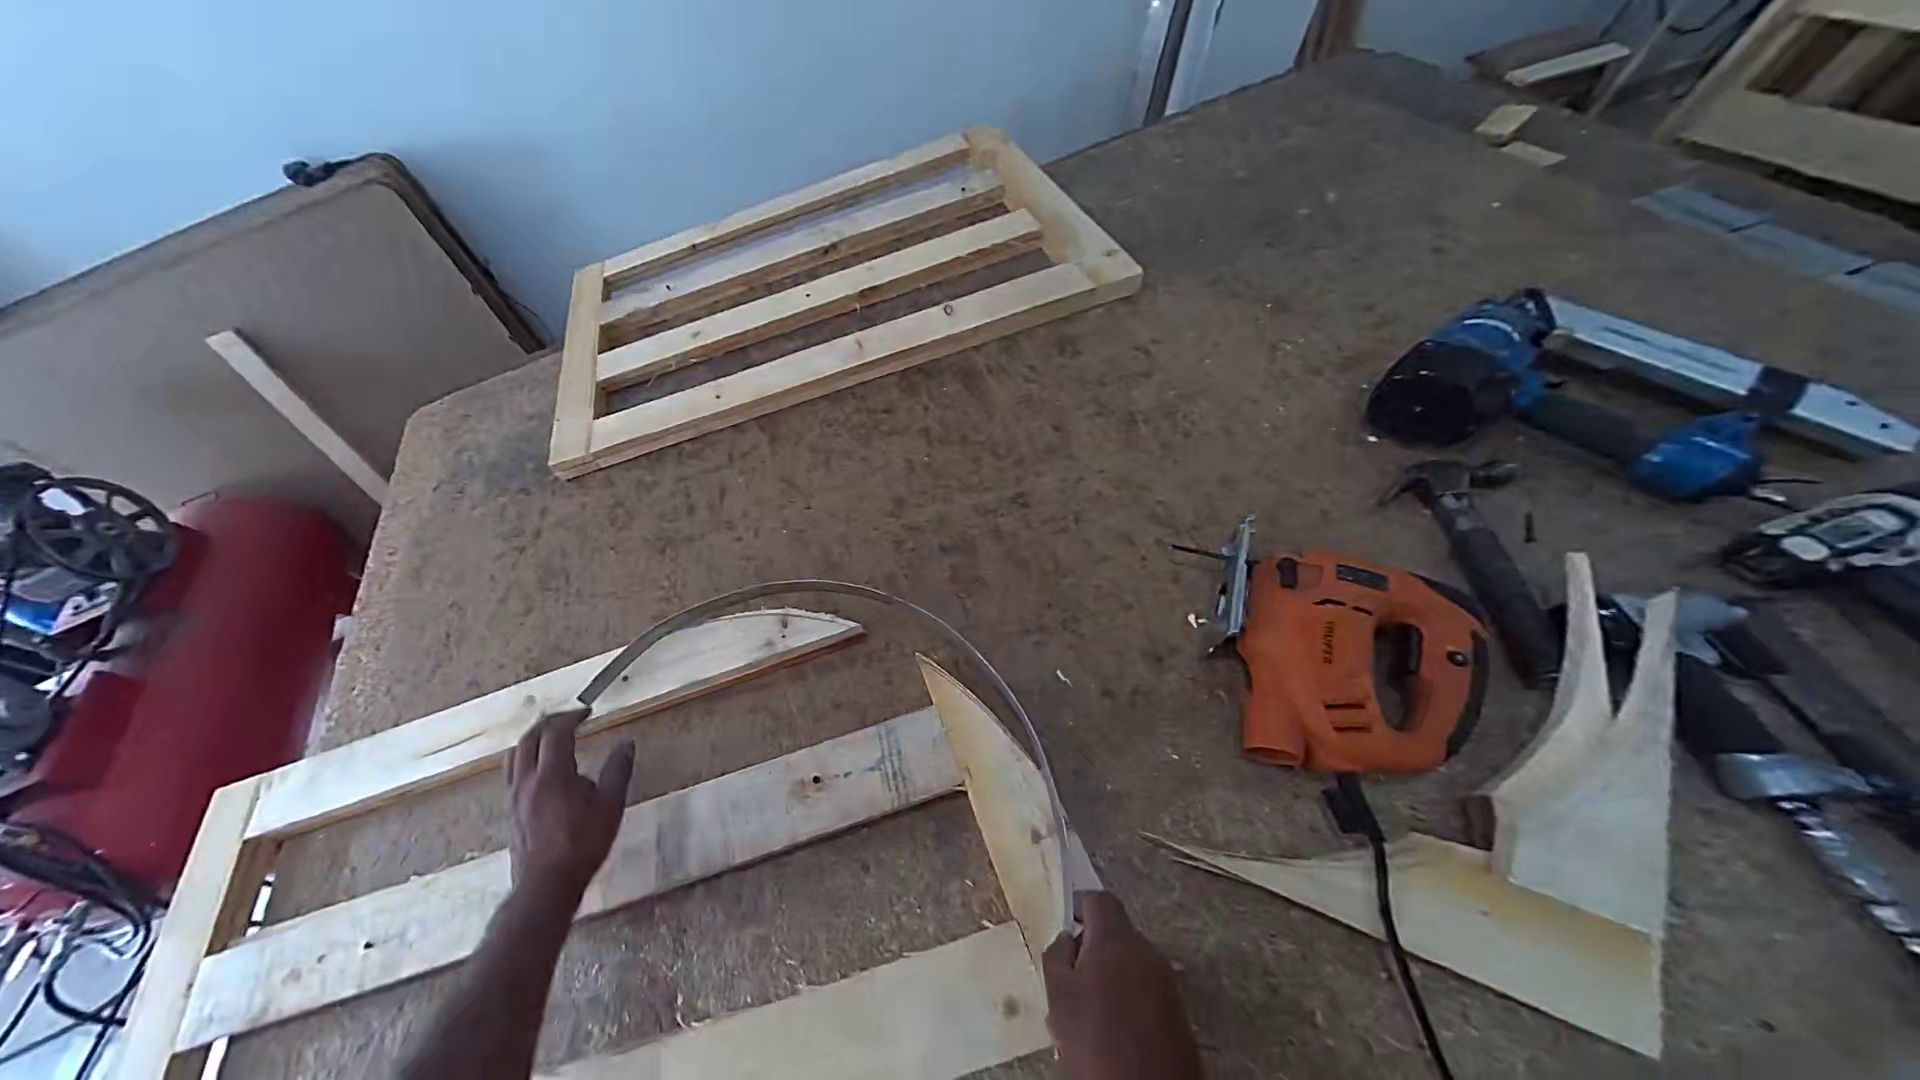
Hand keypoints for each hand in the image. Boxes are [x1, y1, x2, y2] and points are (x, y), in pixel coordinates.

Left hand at [506, 707, 634, 897]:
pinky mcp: (510, 812)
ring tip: (551, 738)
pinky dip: (526, 759)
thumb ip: (618, 769)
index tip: (588, 712)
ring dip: (533, 739)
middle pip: (529, 739)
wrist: (547, 884)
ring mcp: (514, 797)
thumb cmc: (583, 843)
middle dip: (549, 723)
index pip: (556, 733)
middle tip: (569, 718)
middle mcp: (527, 781)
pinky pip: (512, 774)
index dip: (572, 717)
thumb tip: (626, 743)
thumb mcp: (611, 804)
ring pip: (514, 755)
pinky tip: (542, 771)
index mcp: (552, 774)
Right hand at [1043, 892, 1202, 1079]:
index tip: (1067, 922)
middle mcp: (1146, 951)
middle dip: (1092, 946)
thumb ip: (1057, 955)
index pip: (1100, 900)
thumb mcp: (1059, 995)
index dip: (1080, 905)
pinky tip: (1114, 1026)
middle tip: (1071, 977)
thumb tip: (1066, 939)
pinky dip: (1128, 994)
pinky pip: (1146, 986)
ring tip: (1090, 1009)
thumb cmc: (1097, 1039)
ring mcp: (1167, 980)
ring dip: (1110, 972)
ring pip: (1131, 961)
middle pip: (1116, 931)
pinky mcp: (1178, 1010)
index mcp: (1116, 939)